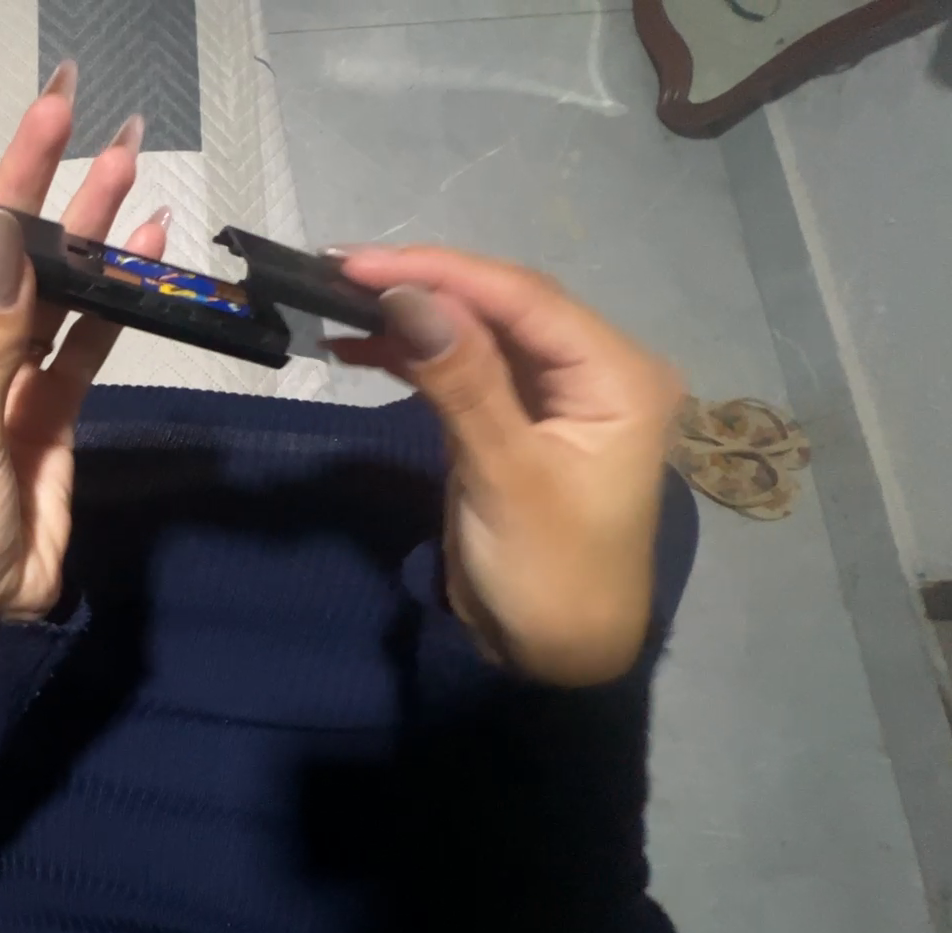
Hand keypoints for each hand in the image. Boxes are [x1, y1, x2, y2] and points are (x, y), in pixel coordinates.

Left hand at [0, 62, 165, 620]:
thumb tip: (1, 245)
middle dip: (28, 200)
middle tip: (65, 123)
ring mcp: (12, 381)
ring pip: (49, 296)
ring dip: (83, 239)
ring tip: (123, 170)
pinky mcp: (57, 405)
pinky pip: (86, 342)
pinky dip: (112, 302)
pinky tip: (141, 252)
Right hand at [330, 247, 684, 685]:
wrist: (549, 647)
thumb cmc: (546, 569)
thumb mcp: (503, 475)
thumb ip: (462, 382)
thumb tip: (410, 300)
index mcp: (615, 376)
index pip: (523, 300)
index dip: (440, 273)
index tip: (358, 266)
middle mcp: (586, 372)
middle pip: (498, 307)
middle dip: (420, 286)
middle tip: (337, 273)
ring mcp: (543, 396)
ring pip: (472, 335)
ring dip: (407, 319)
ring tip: (336, 303)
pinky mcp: (503, 421)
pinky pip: (455, 372)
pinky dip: (407, 358)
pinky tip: (358, 348)